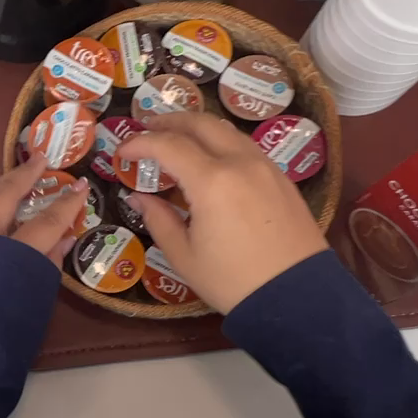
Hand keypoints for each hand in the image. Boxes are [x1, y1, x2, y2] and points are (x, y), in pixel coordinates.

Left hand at [0, 155, 89, 267]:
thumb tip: (63, 237)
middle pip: (4, 195)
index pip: (47, 221)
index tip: (81, 187)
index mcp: (11, 256)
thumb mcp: (34, 305)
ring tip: (10, 177)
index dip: (67, 204)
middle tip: (41, 160)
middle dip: (24, 175)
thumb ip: (47, 266)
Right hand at [116, 112, 325, 312]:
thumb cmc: (232, 280)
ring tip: (177, 138)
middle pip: (201, 123)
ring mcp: (265, 168)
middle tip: (146, 128)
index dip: (140, 143)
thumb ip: (157, 219)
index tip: (122, 152)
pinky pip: (245, 147)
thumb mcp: (183, 256)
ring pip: (227, 131)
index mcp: (212, 182)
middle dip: (169, 121)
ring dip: (197, 128)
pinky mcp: (281, 179)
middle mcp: (240, 164)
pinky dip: (220, 142)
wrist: (296, 296)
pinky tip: (210, 159)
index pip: (168, 145)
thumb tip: (138, 196)